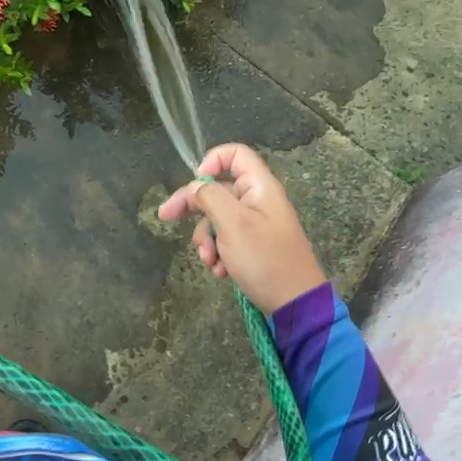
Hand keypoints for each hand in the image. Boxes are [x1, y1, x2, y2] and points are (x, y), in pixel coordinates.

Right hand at [156, 143, 327, 314]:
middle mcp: (258, 201)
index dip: (212, 161)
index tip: (196, 183)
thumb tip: (196, 186)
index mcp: (259, 187)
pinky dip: (219, 254)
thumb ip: (210, 197)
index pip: (235, 154)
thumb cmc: (265, 259)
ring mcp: (256, 225)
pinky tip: (221, 272)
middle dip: (194, 208)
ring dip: (207, 240)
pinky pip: (226, 240)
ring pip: (217, 219)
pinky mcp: (253, 247)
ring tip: (211, 261)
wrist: (295, 306)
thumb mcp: (233, 224)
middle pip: (218, 190)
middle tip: (166, 217)